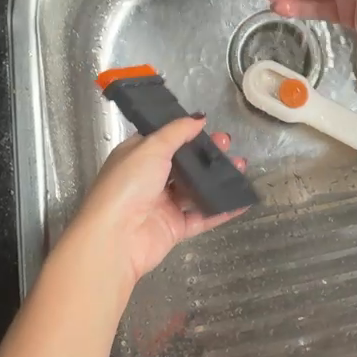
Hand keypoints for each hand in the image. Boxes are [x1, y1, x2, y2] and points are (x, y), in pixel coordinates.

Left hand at [65, 116, 247, 285]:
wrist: (115, 238)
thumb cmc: (128, 184)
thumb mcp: (151, 147)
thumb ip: (177, 131)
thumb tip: (199, 118)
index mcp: (138, 156)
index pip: (166, 140)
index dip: (188, 133)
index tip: (209, 127)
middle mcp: (150, 179)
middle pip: (184, 164)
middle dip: (207, 154)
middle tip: (228, 145)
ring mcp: (163, 205)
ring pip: (196, 189)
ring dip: (218, 178)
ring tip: (240, 166)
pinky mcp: (175, 228)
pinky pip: (202, 216)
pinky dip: (222, 209)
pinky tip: (241, 199)